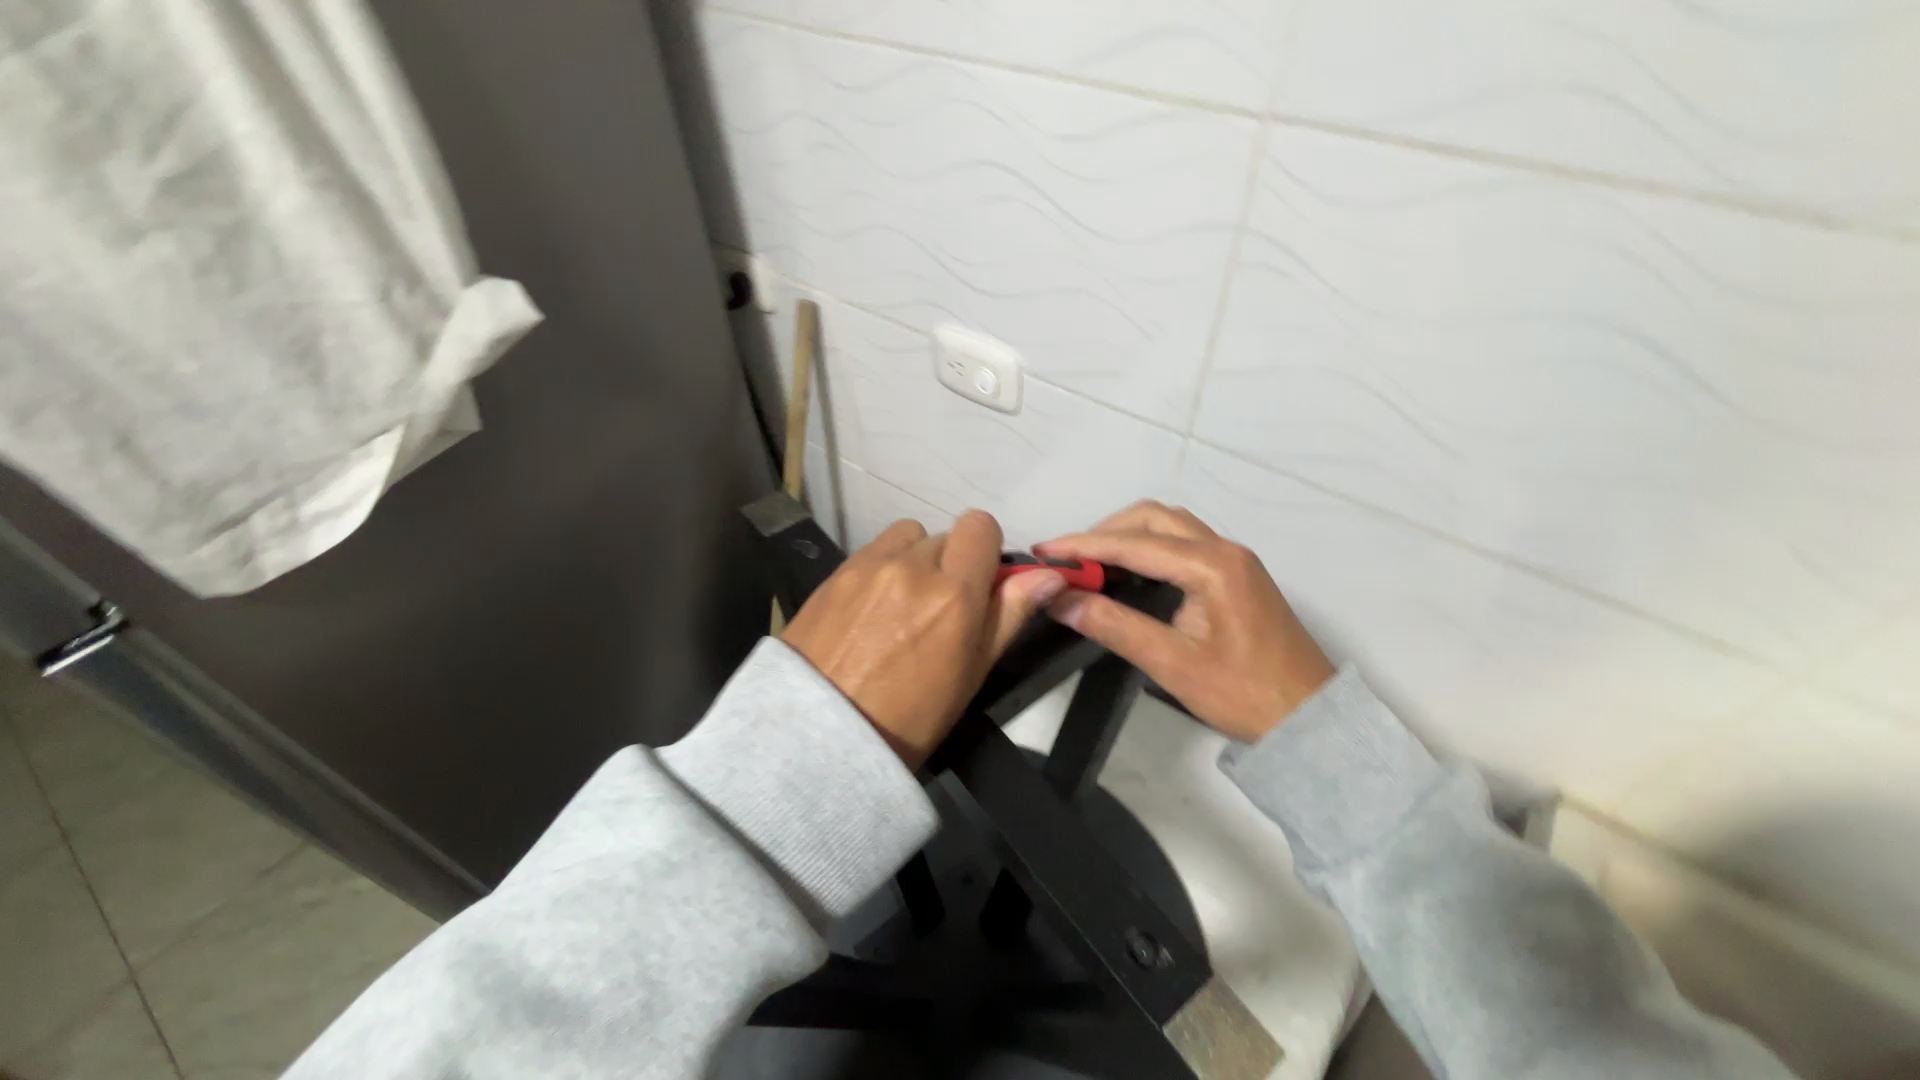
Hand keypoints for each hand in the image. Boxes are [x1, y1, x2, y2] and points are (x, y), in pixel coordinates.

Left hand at [783, 511, 1068, 766]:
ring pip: (907, 537)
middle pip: (945, 536)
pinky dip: (881, 569)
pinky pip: (872, 552)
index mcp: (954, 593)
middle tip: (937, 611)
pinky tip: (870, 611)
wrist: (820, 737)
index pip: (982, 526)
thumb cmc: (909, 720)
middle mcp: (912, 566)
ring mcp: (868, 565)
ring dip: (914, 560)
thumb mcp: (972, 673)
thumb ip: (1009, 615)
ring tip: (901, 606)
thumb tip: (1048, 575)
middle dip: (950, 565)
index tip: (979, 586)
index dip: (986, 553)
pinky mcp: (835, 572)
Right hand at [1037, 501, 1334, 742]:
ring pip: (1171, 526)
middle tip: (1069, 561)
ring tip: (1093, 564)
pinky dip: (1149, 547)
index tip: (1043, 552)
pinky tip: (1130, 572)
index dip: (1084, 545)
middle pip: (1153, 518)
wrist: (1308, 717)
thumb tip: (1060, 600)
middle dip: (1105, 532)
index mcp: (1211, 566)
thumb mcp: (1172, 664)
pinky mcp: (1238, 574)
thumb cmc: (1242, 693)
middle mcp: (1224, 549)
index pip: (1134, 543)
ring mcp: (1235, 559)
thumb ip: (1114, 626)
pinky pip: (1185, 542)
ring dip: (1128, 535)